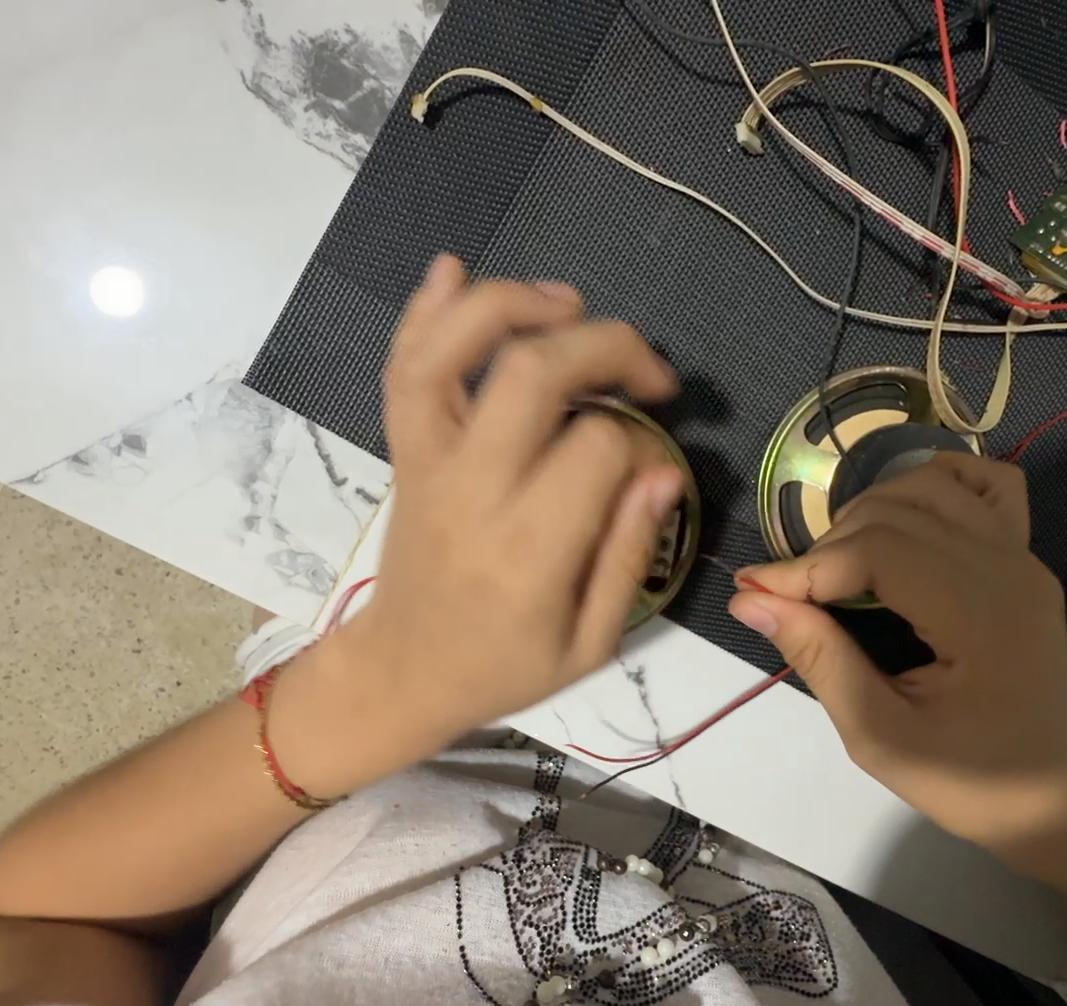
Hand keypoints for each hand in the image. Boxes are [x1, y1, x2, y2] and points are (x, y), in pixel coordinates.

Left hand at [336, 254, 682, 743]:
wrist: (402, 674)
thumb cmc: (503, 668)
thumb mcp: (590, 644)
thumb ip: (629, 556)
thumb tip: (663, 472)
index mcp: (529, 550)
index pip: (598, 445)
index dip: (643, 440)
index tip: (652, 466)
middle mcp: (472, 491)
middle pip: (533, 374)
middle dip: (605, 346)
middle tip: (647, 371)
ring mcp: (428, 464)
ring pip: (451, 353)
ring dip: (511, 305)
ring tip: (569, 302)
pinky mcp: (405, 453)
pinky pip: (403, 370)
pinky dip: (423, 312)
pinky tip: (452, 270)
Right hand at [726, 454, 1066, 858]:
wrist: (1047, 794)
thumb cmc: (965, 777)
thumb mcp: (877, 735)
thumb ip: (818, 657)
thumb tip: (748, 600)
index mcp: (980, 618)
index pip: (876, 552)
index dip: (804, 568)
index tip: (754, 594)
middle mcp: (1007, 568)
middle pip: (894, 512)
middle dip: (827, 548)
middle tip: (796, 599)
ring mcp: (1021, 555)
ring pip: (927, 485)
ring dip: (867, 513)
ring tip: (840, 567)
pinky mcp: (1022, 554)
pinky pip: (983, 485)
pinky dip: (934, 484)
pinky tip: (902, 516)